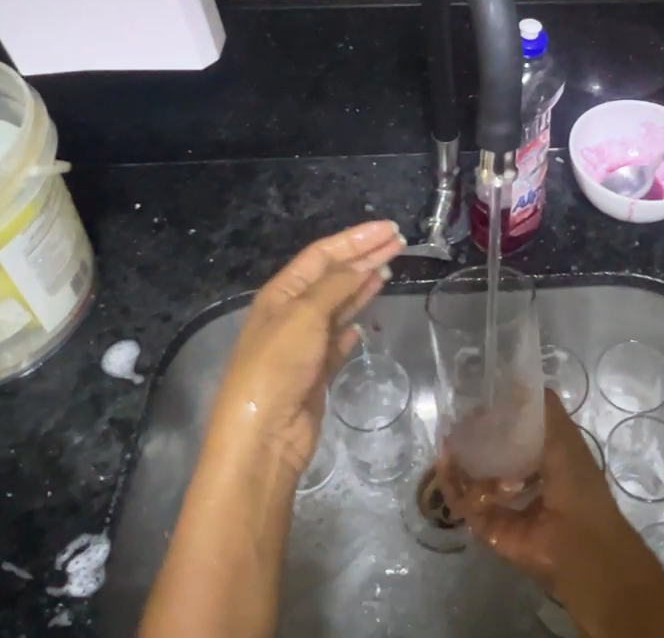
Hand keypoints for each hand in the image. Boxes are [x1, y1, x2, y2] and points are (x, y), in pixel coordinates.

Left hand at [208, 220, 404, 477]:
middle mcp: (291, 313)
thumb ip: (336, 286)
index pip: (322, 254)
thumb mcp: (305, 315)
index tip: (389, 229)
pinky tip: (366, 319)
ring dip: (363, 285)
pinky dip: (354, 324)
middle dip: (365, 257)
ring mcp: (304, 343)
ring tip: (391, 268)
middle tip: (399, 242)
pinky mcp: (317, 371)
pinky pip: (340, 339)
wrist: (264, 434)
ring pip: (339, 304)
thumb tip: (363, 266)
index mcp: (281, 293)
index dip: (356, 239)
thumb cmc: (278, 366)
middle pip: (333, 276)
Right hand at [442, 388, 628, 587]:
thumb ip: (545, 409)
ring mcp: (505, 506)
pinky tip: (446, 467)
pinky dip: (454, 488)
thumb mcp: (564, 435)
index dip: (495, 419)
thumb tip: (522, 378)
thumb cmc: (576, 483)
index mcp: (544, 459)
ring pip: (474, 481)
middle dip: (472, 442)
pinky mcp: (489, 528)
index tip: (476, 403)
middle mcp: (523, 481)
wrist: (578, 541)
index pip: (513, 435)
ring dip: (458, 464)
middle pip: (490, 458)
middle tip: (454, 426)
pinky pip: (466, 506)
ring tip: (445, 445)